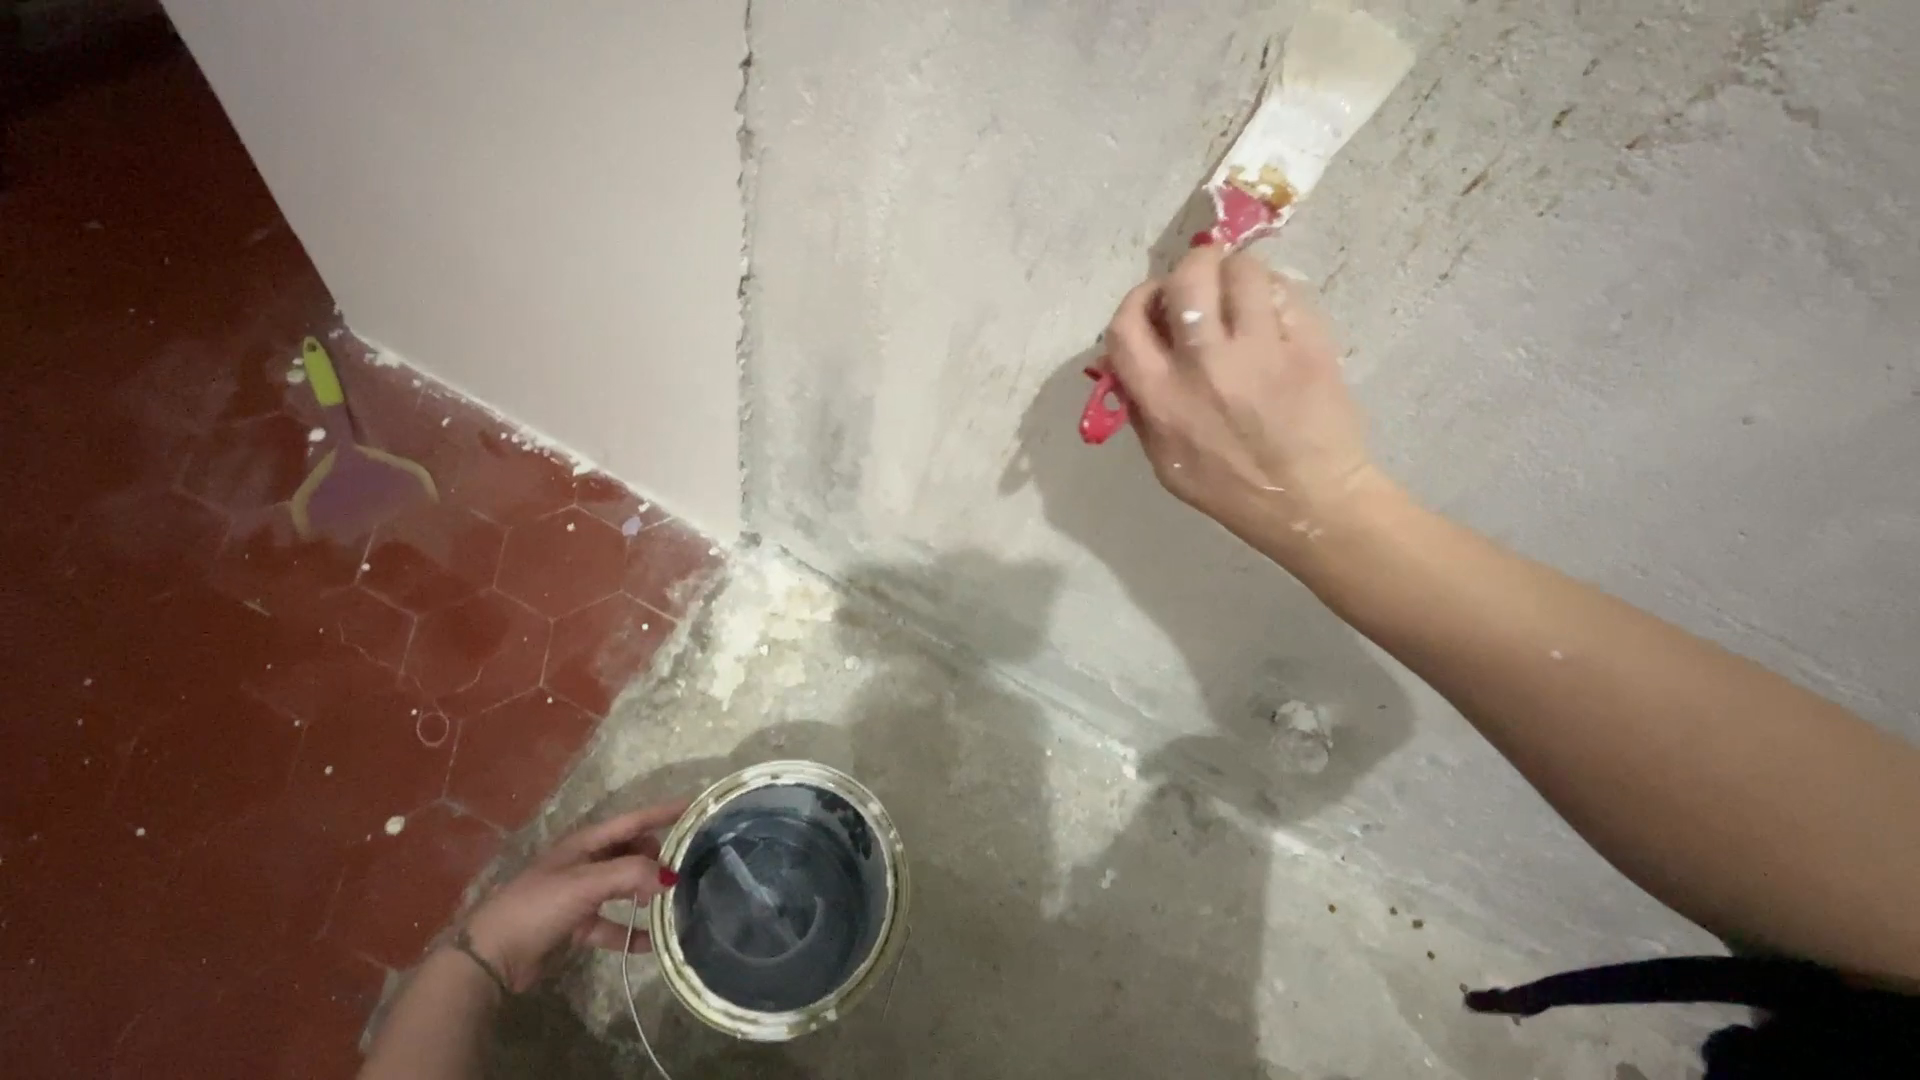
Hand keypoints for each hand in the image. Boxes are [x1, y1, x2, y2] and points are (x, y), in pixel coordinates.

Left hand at [462, 800, 688, 991]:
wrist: (490, 957)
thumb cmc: (538, 906)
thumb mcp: (586, 883)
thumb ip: (631, 874)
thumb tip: (671, 876)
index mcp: (585, 842)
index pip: (634, 820)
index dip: (664, 812)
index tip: (696, 806)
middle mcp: (585, 862)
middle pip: (631, 850)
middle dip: (657, 856)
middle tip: (684, 867)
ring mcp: (579, 893)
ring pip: (623, 885)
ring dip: (645, 892)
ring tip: (672, 900)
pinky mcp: (574, 924)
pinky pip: (611, 924)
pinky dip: (629, 931)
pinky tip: (650, 943)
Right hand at [1104, 246, 1384, 547]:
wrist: (1307, 502)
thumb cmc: (1228, 488)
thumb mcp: (1163, 460)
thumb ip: (1141, 407)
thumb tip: (1123, 362)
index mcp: (1161, 397)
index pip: (1126, 324)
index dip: (1138, 300)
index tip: (1154, 301)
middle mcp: (1204, 365)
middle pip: (1186, 278)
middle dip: (1192, 267)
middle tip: (1204, 281)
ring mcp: (1259, 350)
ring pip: (1242, 271)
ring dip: (1238, 272)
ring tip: (1244, 291)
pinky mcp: (1305, 344)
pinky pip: (1285, 293)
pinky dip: (1274, 293)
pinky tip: (1274, 314)